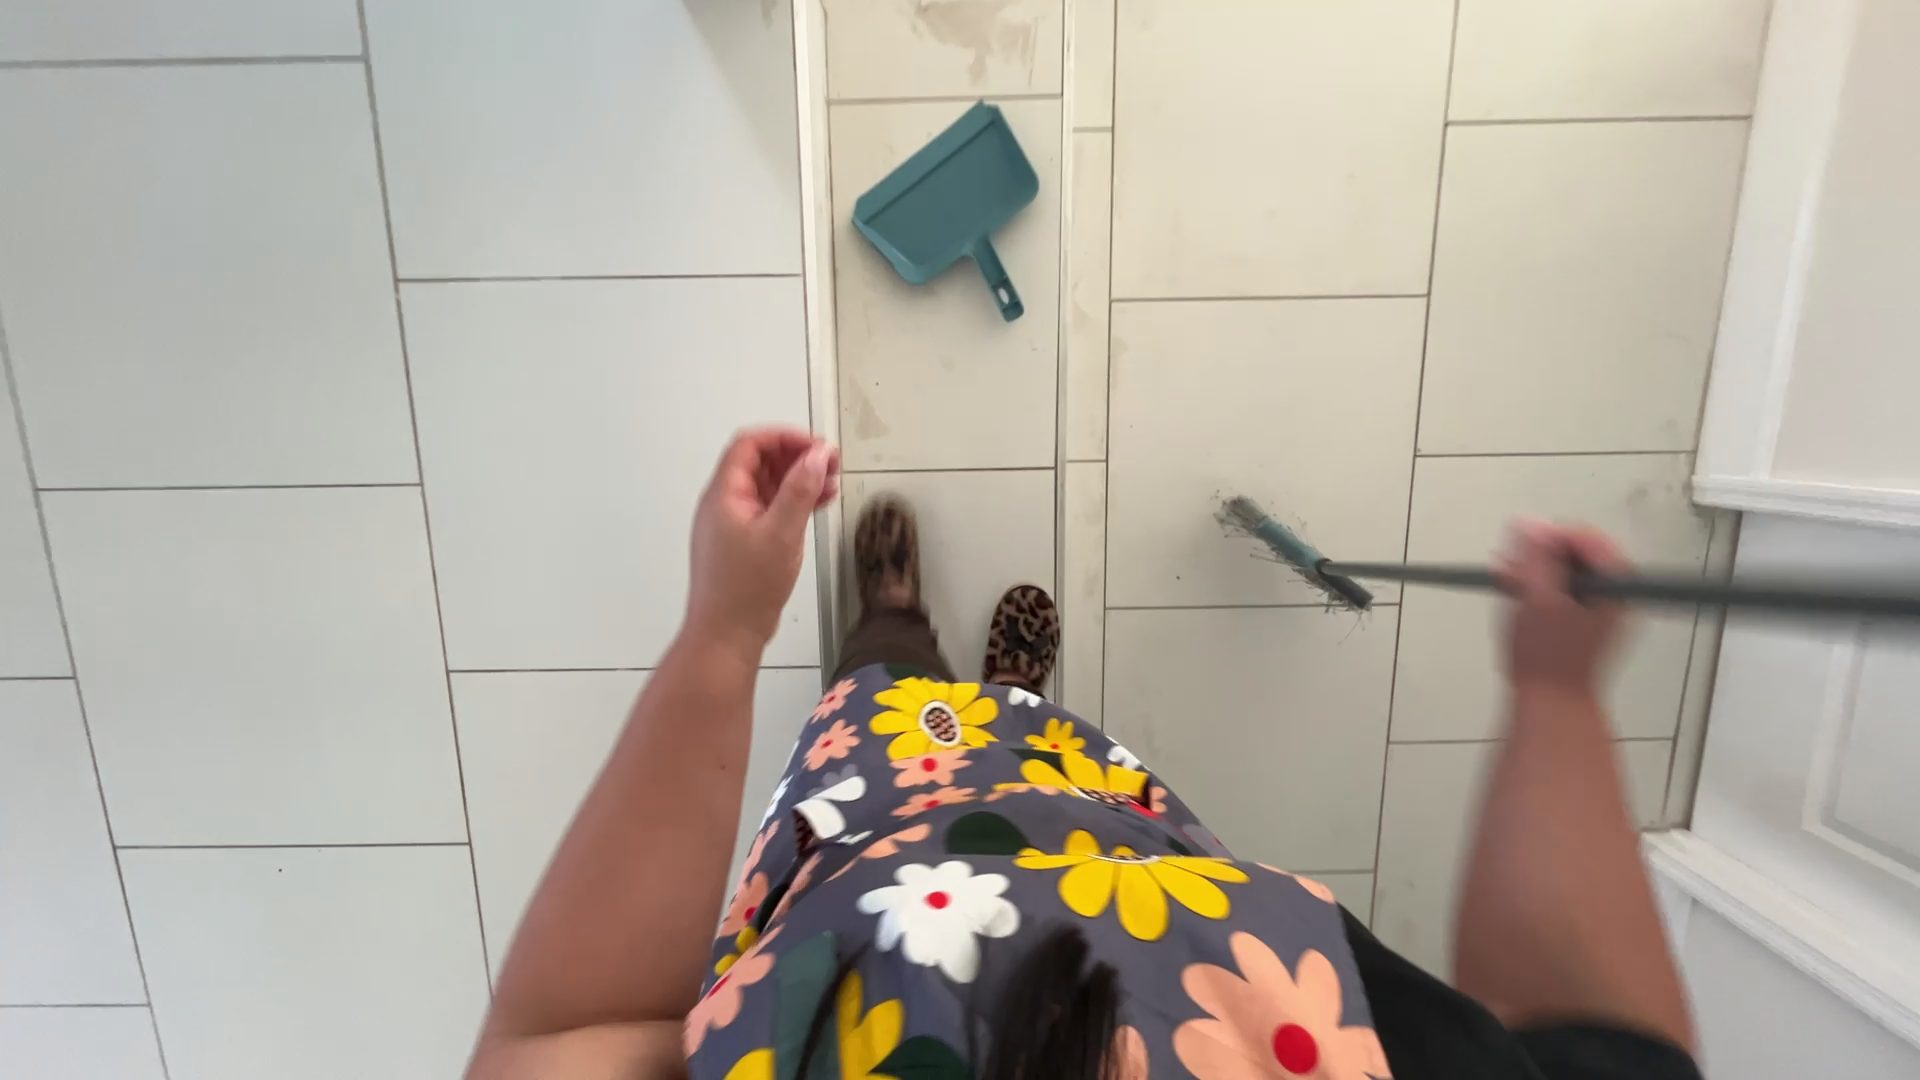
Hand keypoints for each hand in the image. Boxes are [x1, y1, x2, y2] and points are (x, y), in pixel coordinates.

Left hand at [685, 428, 839, 656]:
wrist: (727, 634)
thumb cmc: (747, 587)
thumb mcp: (781, 534)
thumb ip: (800, 490)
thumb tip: (817, 455)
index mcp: (724, 494)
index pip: (750, 445)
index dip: (784, 438)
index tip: (817, 447)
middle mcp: (725, 503)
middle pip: (760, 462)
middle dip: (796, 457)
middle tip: (830, 463)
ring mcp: (734, 523)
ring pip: (768, 486)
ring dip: (799, 479)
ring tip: (831, 483)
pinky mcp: (745, 541)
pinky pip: (770, 508)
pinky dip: (794, 502)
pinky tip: (818, 505)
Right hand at [1495, 519, 1628, 695]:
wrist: (1550, 698)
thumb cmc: (1544, 651)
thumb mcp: (1536, 598)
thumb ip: (1536, 558)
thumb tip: (1530, 522)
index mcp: (1615, 583)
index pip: (1586, 539)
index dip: (1549, 537)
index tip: (1518, 550)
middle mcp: (1613, 590)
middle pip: (1575, 553)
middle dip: (1537, 555)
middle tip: (1509, 568)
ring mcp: (1598, 604)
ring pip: (1563, 569)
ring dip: (1532, 569)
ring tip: (1506, 581)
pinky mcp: (1580, 616)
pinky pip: (1558, 587)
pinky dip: (1535, 585)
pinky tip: (1514, 592)